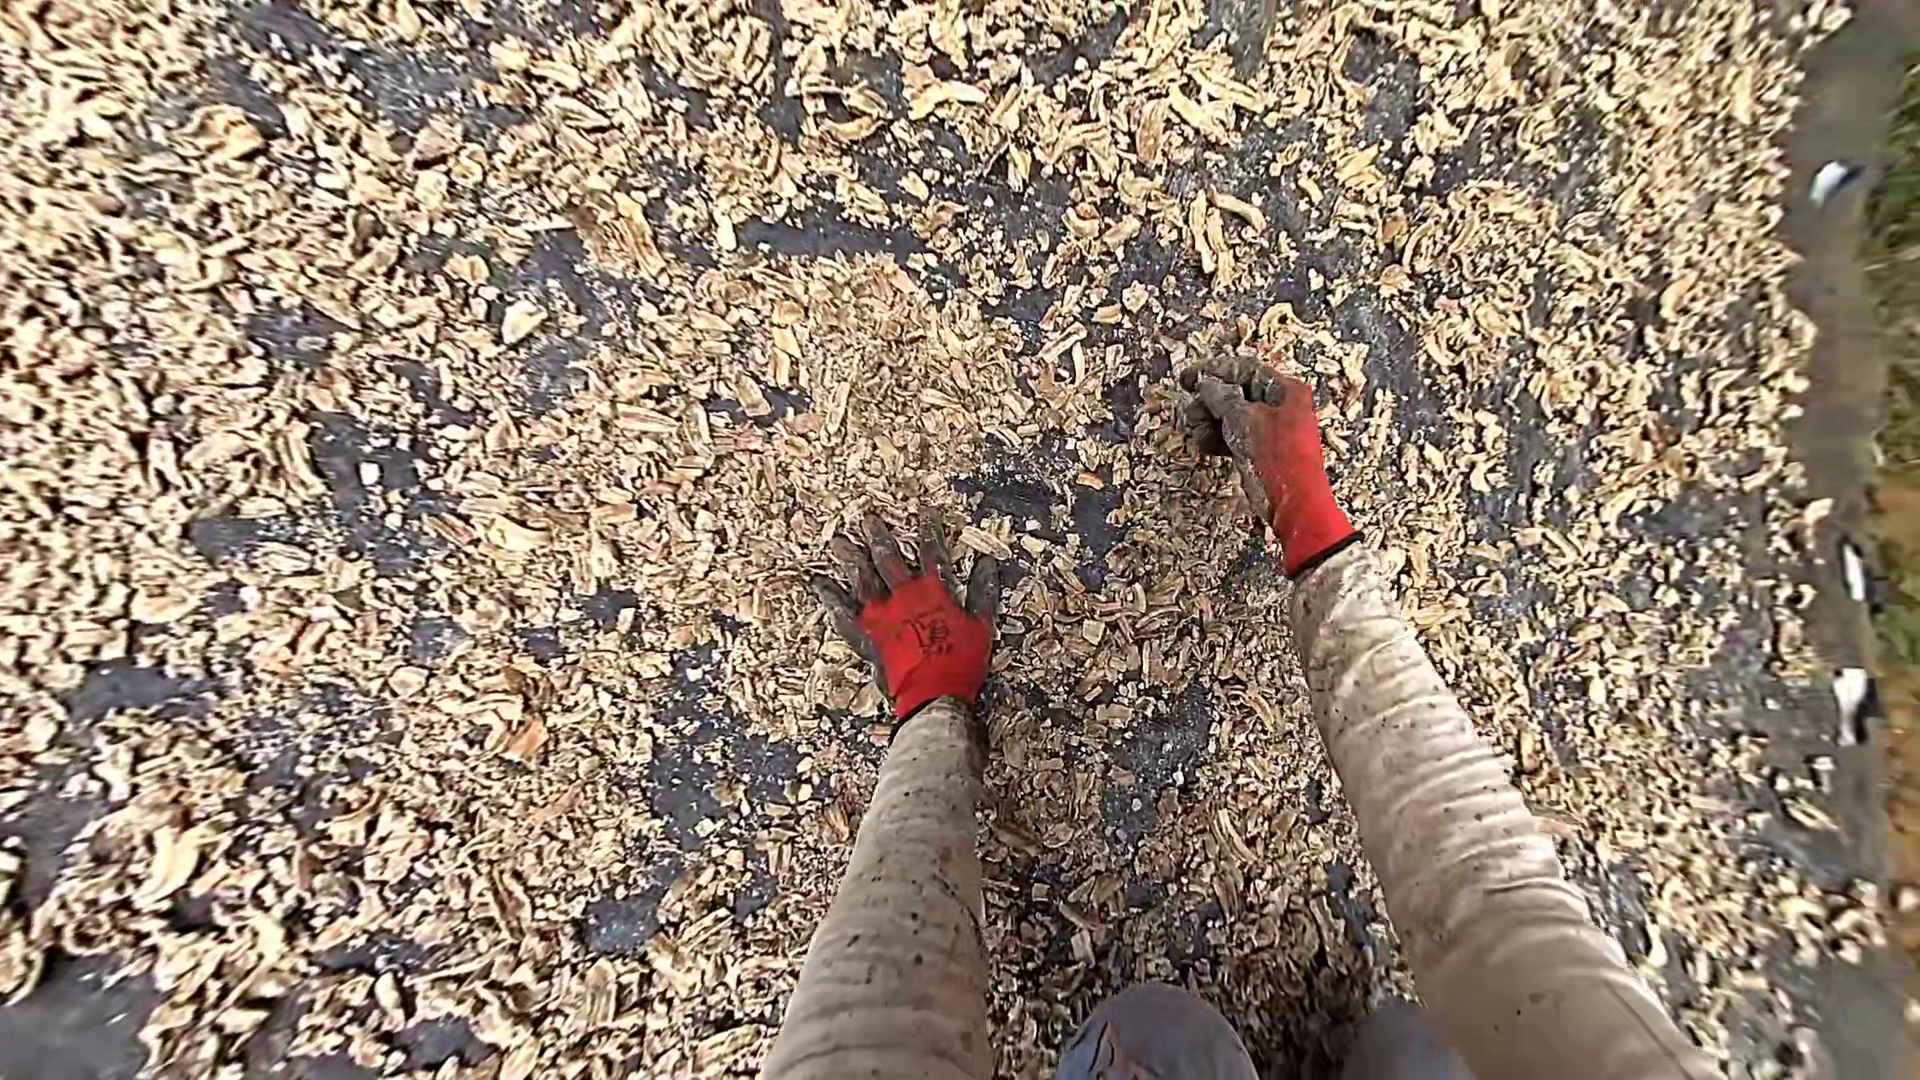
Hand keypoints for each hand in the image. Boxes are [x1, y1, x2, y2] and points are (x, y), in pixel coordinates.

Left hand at [811, 510, 998, 720]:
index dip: (929, 528)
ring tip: (838, 541)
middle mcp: (905, 596)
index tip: (924, 510)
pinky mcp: (866, 635)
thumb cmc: (961, 660)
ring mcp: (882, 615)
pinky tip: (819, 584)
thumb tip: (988, 563)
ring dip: (850, 558)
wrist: (935, 693)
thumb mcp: (982, 624)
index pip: (932, 551)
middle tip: (866, 518)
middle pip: (888, 558)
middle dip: (878, 535)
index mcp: (934, 591)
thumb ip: (984, 592)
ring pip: (862, 579)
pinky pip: (843, 614)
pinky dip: (831, 598)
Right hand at [1179, 356, 1359, 576]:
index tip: (1187, 377)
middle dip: (1209, 403)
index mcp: (1284, 391)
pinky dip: (1217, 439)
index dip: (1213, 371)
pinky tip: (1208, 446)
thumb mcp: (1244, 420)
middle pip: (1234, 393)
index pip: (1244, 370)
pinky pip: (1230, 436)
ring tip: (1199, 433)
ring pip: (1228, 416)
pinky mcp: (1257, 450)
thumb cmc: (1278, 458)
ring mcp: (1266, 429)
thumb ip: (1222, 398)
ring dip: (1209, 423)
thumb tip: (1206, 384)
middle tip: (1191, 412)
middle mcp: (1277, 407)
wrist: (1292, 501)